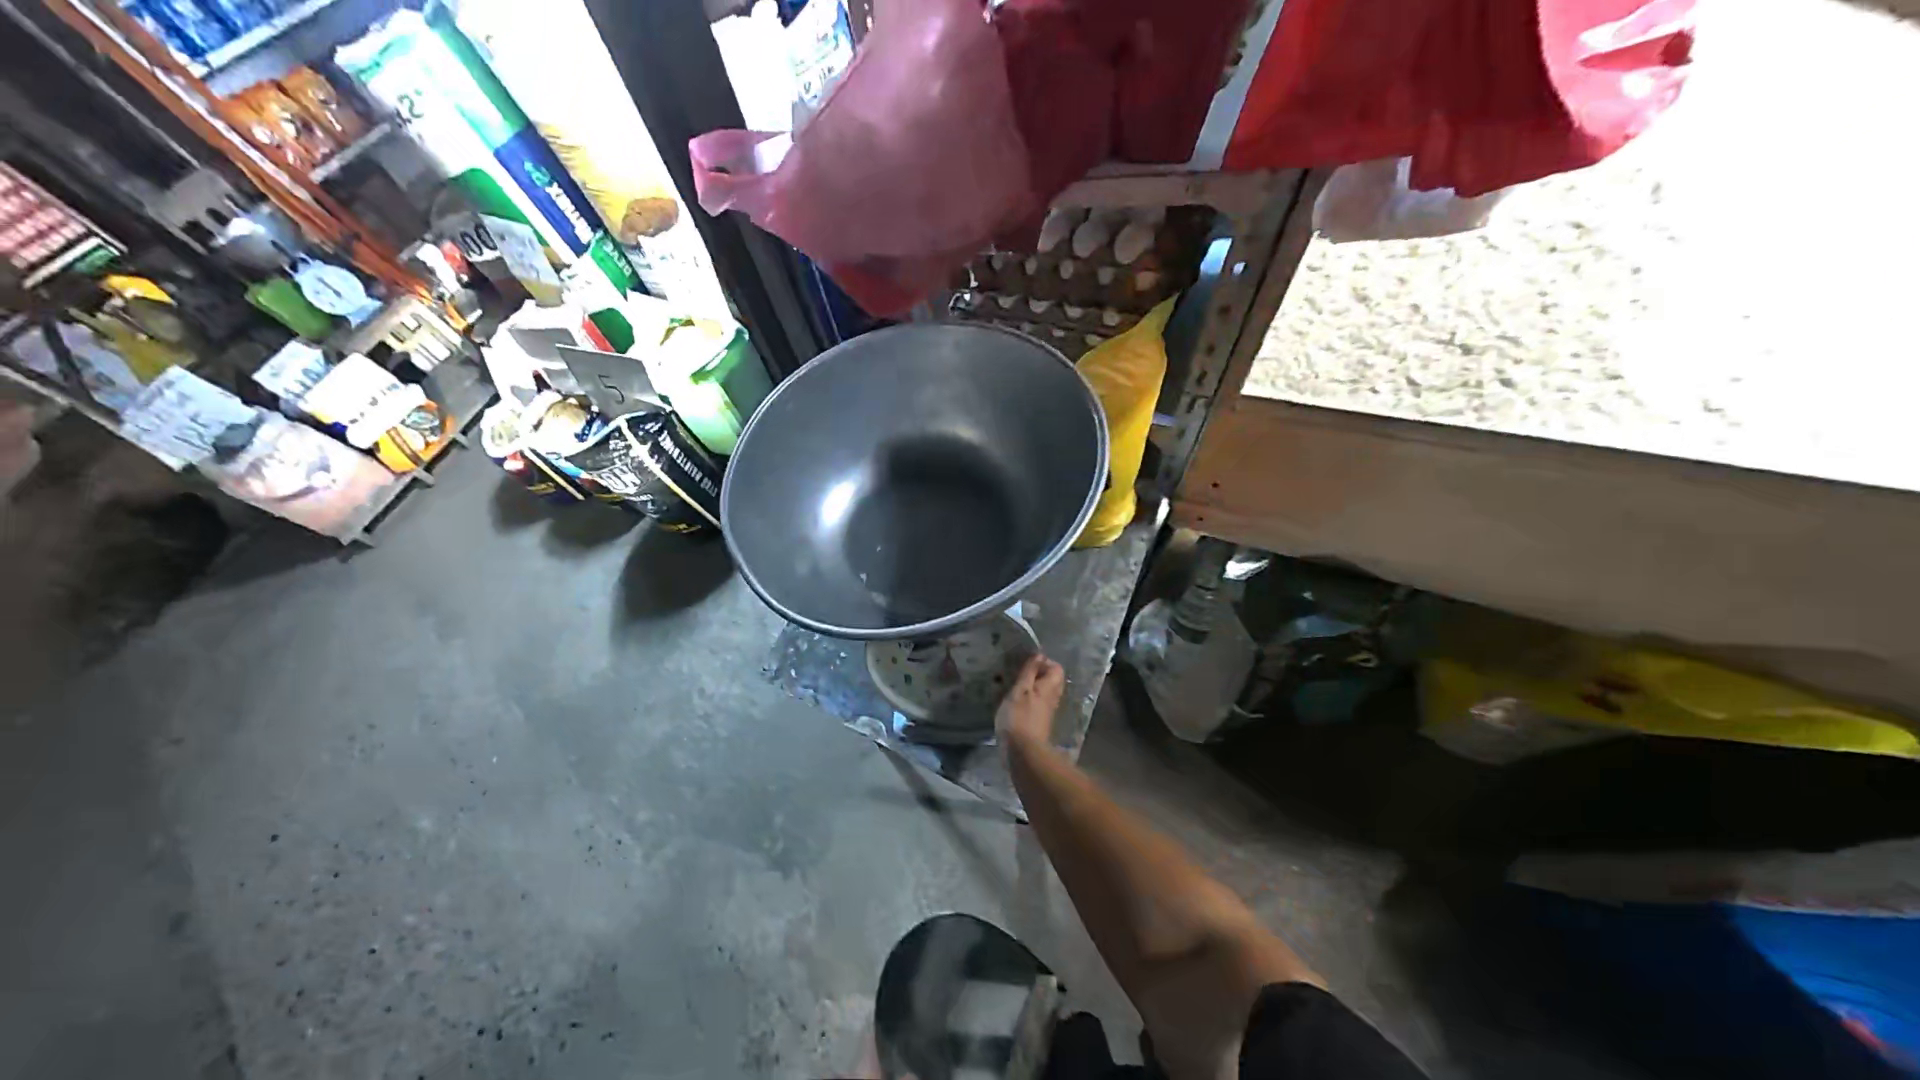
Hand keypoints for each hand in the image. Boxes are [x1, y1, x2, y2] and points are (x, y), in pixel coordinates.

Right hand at [995, 653, 1064, 748]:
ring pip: (1043, 694)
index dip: (1043, 663)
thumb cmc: (1019, 717)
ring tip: (1012, 689)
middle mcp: (1052, 699)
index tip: (1026, 665)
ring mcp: (1046, 713)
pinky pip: (1035, 706)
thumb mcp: (1021, 689)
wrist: (1022, 752)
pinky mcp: (1038, 724)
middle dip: (1036, 676)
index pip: (1056, 668)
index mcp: (1050, 687)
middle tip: (1018, 676)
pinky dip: (1026, 702)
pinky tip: (1012, 705)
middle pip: (1051, 681)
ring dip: (1030, 689)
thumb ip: (1030, 672)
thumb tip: (1040, 654)